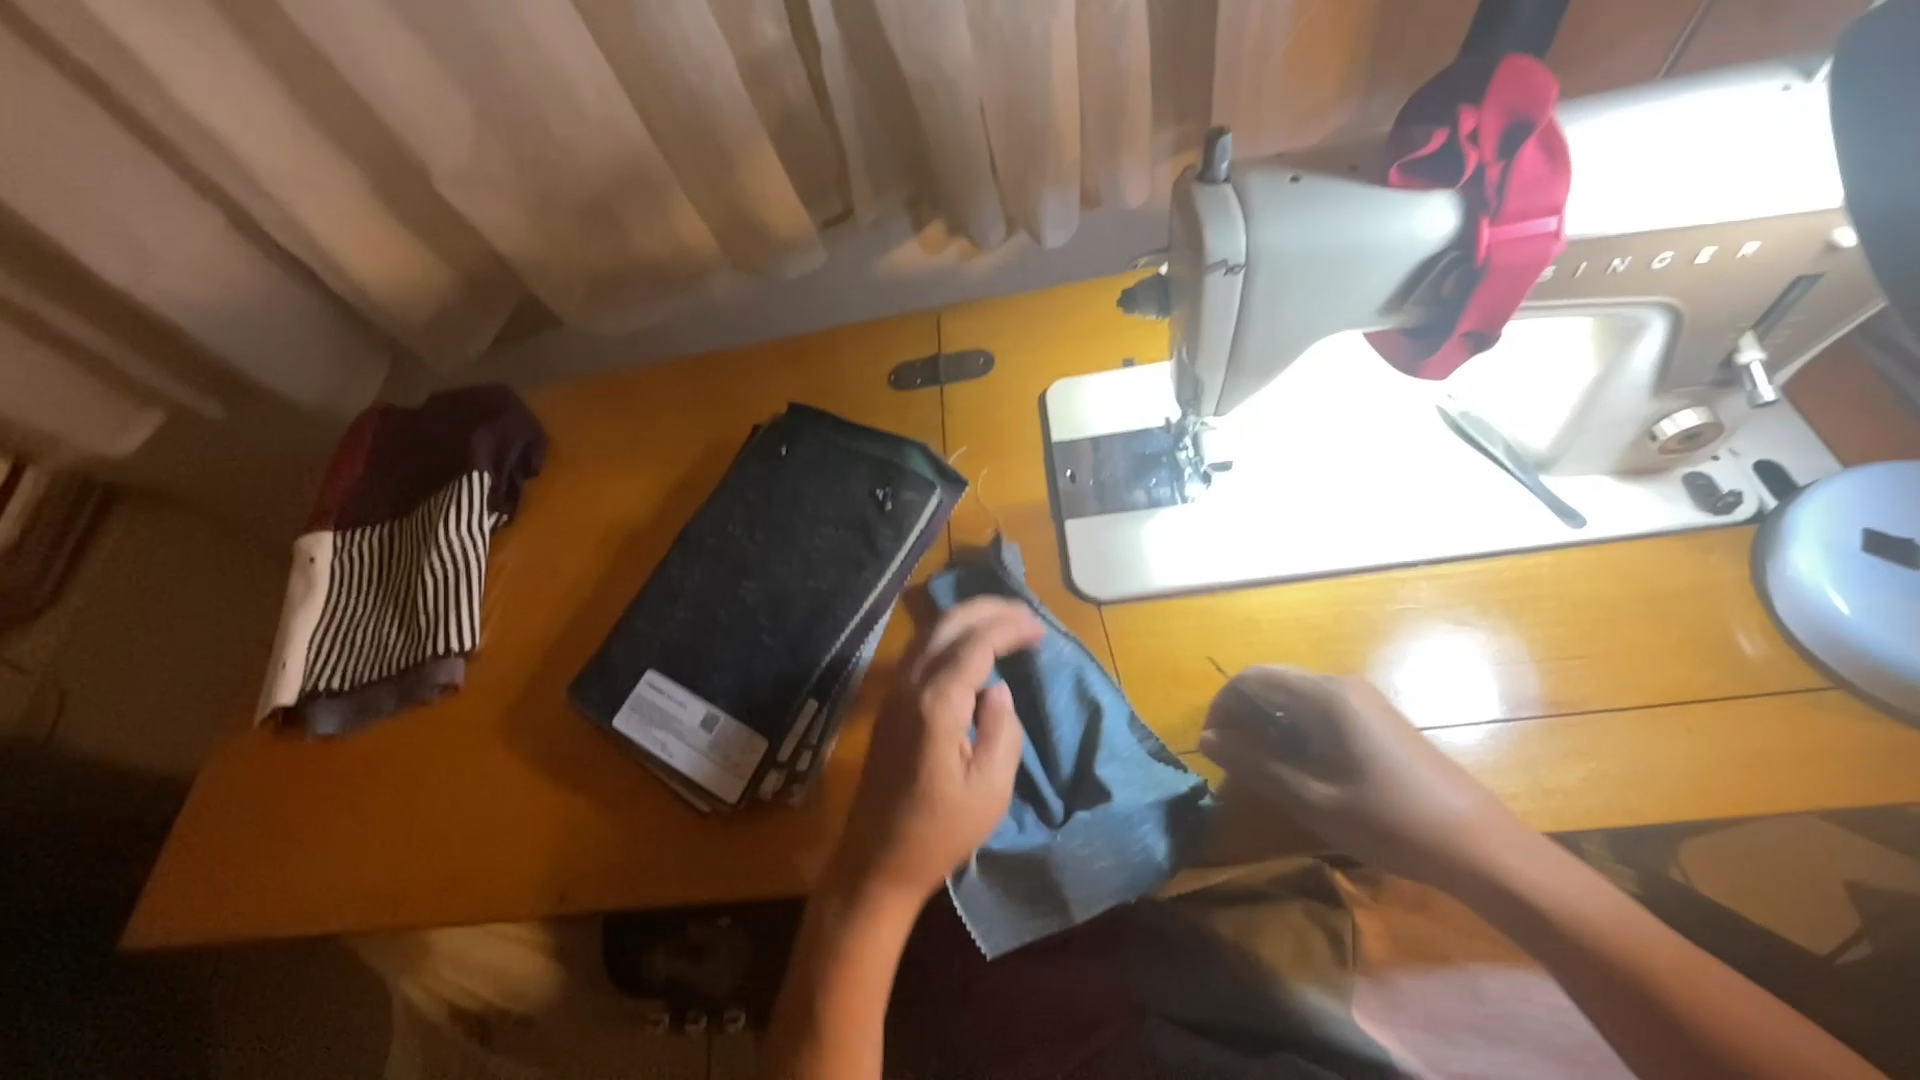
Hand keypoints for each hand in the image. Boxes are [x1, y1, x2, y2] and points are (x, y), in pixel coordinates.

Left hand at [826, 597, 1043, 906]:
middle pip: (946, 625)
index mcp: (936, 704)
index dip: (1009, 628)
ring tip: (1003, 621)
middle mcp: (909, 687)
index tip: (1040, 629)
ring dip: (966, 620)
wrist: (877, 860)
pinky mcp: (888, 707)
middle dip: (987, 610)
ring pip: (928, 634)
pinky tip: (970, 649)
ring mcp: (893, 694)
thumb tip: (998, 689)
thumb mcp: (990, 789)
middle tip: (1025, 612)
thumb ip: (1001, 730)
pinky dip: (948, 638)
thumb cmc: (939, 832)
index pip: (976, 644)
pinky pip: (919, 654)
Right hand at [1199, 665, 1534, 889]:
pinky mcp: (1375, 721)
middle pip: (1272, 683)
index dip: (1221, 707)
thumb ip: (1254, 763)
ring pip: (1294, 697)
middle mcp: (1342, 685)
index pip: (1251, 679)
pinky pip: (1318, 711)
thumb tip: (1205, 739)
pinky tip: (1297, 769)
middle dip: (1241, 715)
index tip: (1209, 747)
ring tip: (1258, 769)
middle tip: (1229, 761)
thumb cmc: (1389, 821)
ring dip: (1266, 724)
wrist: (1477, 844)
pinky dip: (1293, 731)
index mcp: (1326, 696)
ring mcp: (1363, 701)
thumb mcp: (1311, 797)